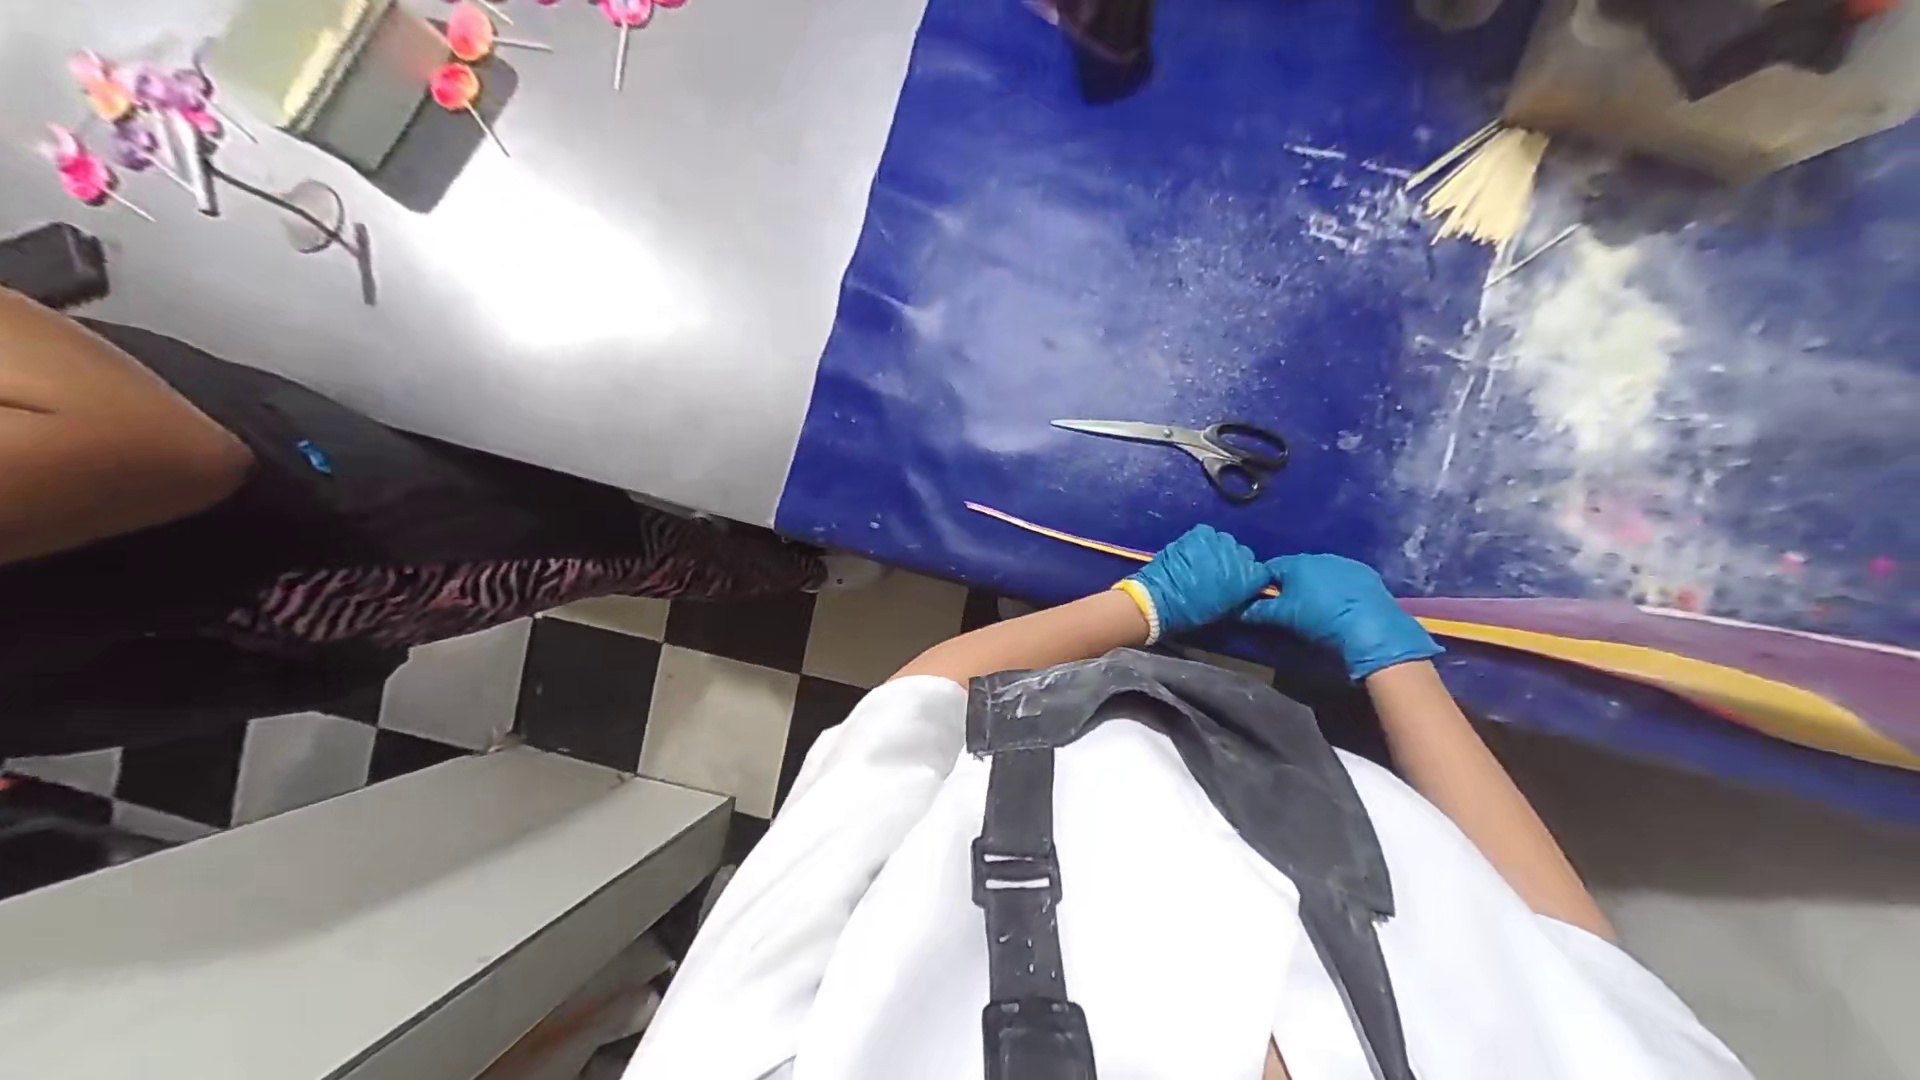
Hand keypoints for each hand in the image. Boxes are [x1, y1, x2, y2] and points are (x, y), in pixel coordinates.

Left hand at [1117, 524, 1271, 641]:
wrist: (1161, 599)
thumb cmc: (1193, 612)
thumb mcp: (1225, 608)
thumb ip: (1238, 593)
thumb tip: (1241, 587)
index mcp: (1249, 578)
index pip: (1260, 572)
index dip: (1248, 577)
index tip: (1236, 582)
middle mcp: (1239, 556)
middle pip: (1243, 554)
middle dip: (1233, 562)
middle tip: (1217, 571)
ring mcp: (1219, 541)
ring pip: (1225, 542)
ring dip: (1216, 550)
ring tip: (1201, 560)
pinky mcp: (1199, 533)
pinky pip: (1206, 534)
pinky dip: (1201, 541)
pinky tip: (1191, 551)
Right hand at [1242, 554, 1441, 679]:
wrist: (1371, 629)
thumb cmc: (1318, 619)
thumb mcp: (1281, 618)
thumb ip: (1256, 611)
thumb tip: (1236, 610)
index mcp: (1296, 563)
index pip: (1269, 568)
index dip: (1263, 585)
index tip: (1262, 602)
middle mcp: (1320, 557)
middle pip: (1296, 570)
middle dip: (1290, 586)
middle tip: (1288, 608)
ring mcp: (1347, 564)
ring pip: (1321, 574)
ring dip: (1315, 587)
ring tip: (1316, 609)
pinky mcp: (1368, 575)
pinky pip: (1344, 580)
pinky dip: (1338, 591)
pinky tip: (1339, 608)